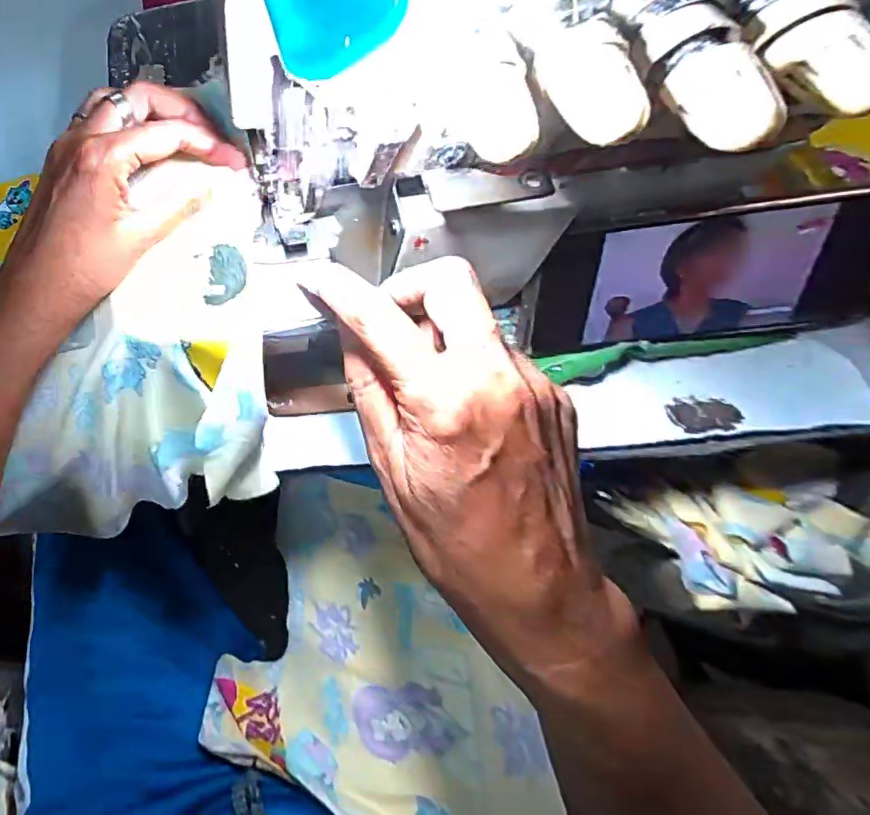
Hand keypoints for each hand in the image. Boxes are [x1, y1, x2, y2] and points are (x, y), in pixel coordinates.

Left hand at [0, 82, 245, 346]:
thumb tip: (208, 186)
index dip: (206, 142)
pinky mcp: (58, 162)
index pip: (166, 131)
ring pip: (111, 102)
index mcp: (100, 156)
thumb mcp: (139, 237)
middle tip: (206, 131)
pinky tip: (140, 148)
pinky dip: (121, 123)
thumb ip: (179, 204)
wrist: (34, 293)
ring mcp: (64, 149)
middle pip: (137, 98)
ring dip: (147, 109)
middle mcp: (78, 142)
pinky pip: (92, 122)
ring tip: (176, 131)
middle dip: (179, 108)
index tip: (228, 158)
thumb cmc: (78, 272)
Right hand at [297, 257, 637, 685]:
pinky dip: (466, 362)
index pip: (379, 319)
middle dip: (404, 289)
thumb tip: (352, 338)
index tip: (313, 278)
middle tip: (382, 325)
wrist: (544, 591)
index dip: (337, 290)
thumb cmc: (451, 540)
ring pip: (473, 318)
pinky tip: (459, 409)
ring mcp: (535, 381)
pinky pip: (497, 352)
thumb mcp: (388, 465)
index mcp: (446, 399)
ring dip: (436, 333)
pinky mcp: (555, 393)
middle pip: (450, 281)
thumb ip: (368, 389)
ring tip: (420, 386)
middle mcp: (499, 375)